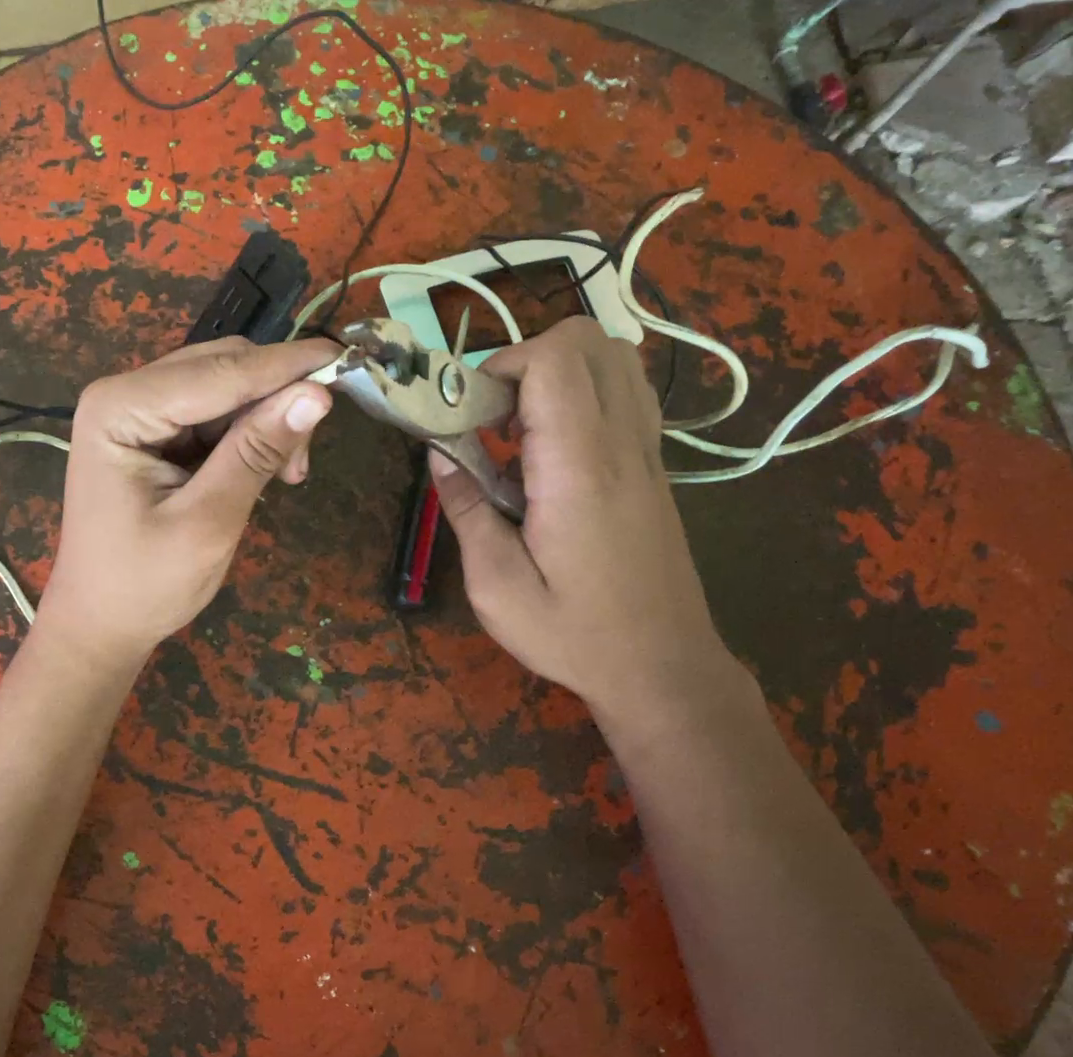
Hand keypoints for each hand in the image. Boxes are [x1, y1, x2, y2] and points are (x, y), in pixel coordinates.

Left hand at [38, 336, 338, 658]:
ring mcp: (135, 411)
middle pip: (220, 368)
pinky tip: (263, 472)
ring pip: (224, 387)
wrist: (100, 624)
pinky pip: (213, 413)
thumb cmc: (144, 585)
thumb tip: (316, 395)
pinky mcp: (150, 432)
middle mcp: (122, 394)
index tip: (347, 357)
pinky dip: (245, 436)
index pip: (217, 371)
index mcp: (119, 409)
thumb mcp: (207, 522)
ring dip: (263, 421)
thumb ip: (257, 454)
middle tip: (303, 461)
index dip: (284, 366)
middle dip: (272, 400)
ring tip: (284, 476)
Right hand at [429, 317, 743, 720]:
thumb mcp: (496, 585)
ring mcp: (646, 451)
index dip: (501, 365)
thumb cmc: (573, 633)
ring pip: (613, 358)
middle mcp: (622, 445)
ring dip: (554, 373)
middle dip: (524, 359)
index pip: (555, 362)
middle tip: (489, 416)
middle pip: (588, 342)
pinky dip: (580, 394)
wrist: (663, 667)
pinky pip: (623, 392)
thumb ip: (466, 510)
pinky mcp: (652, 465)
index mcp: (580, 469)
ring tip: (516, 428)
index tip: (468, 414)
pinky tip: (547, 449)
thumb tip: (439, 453)